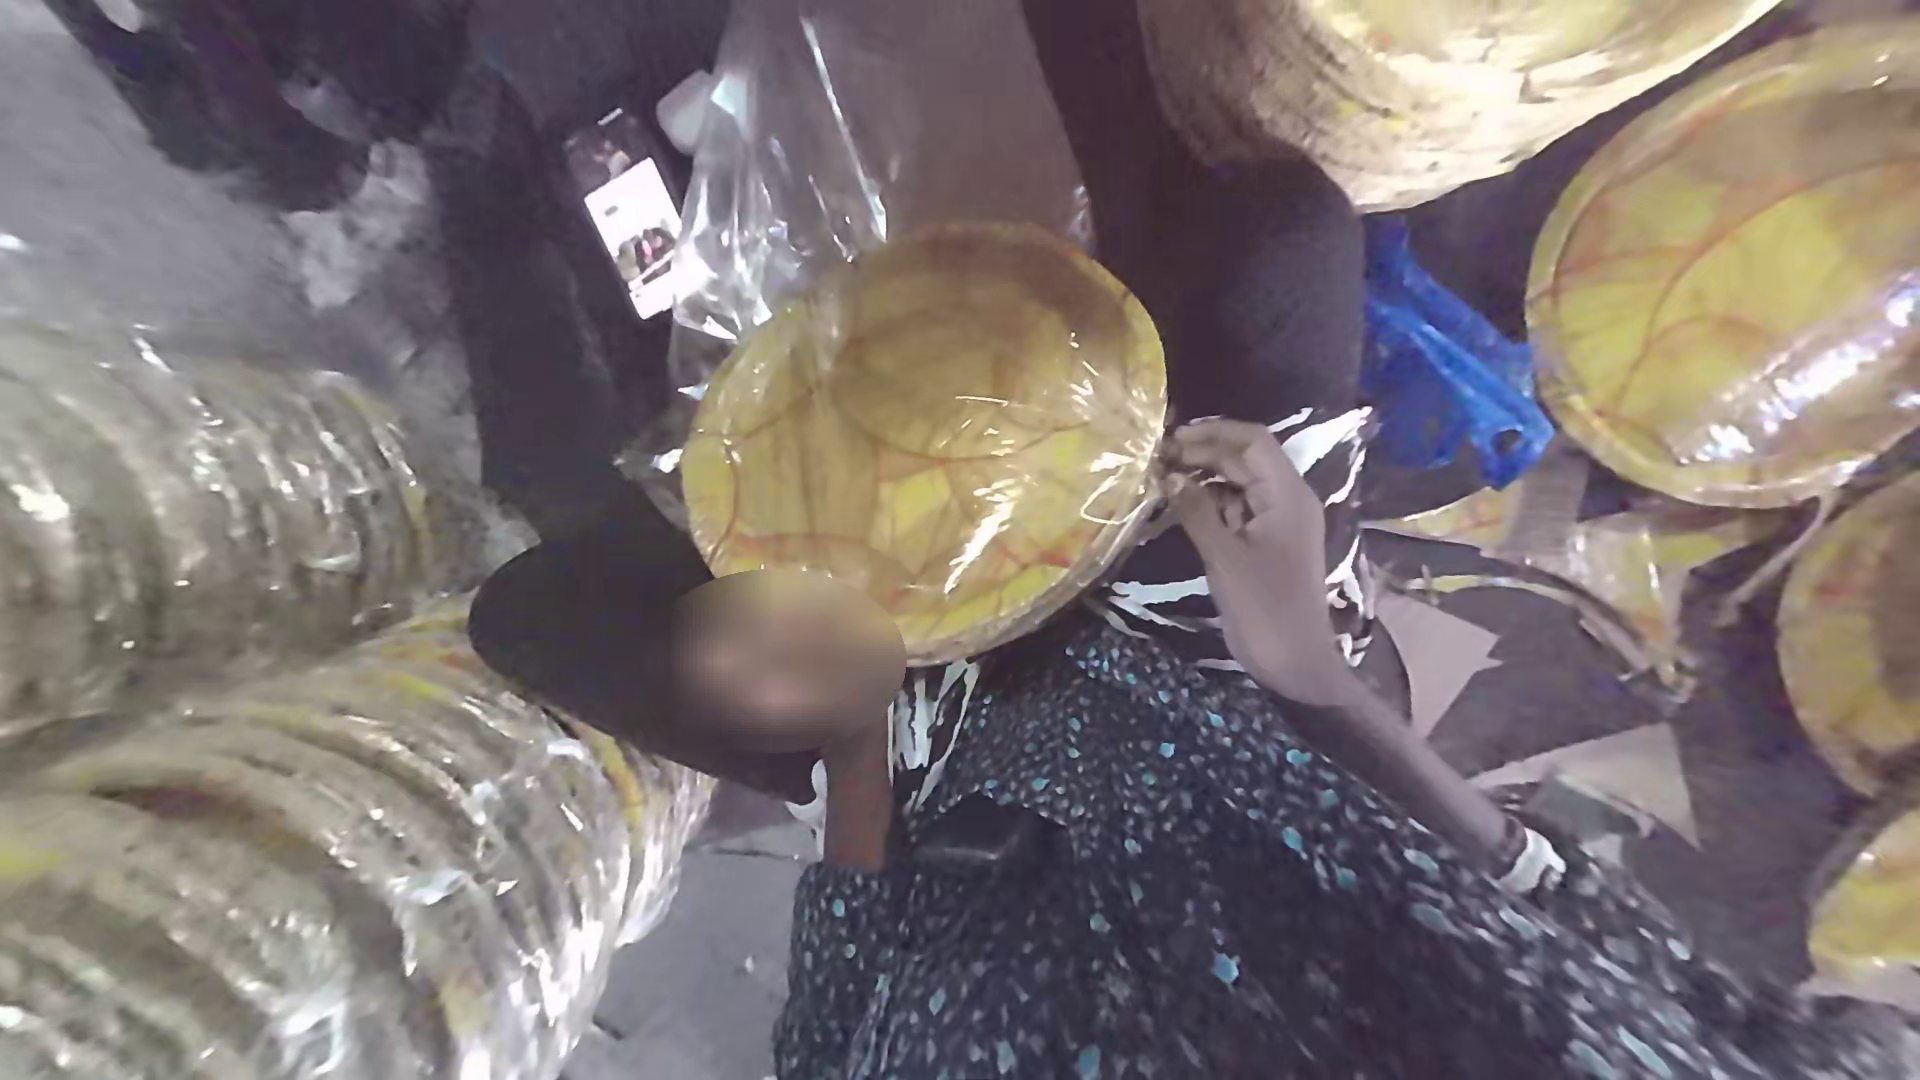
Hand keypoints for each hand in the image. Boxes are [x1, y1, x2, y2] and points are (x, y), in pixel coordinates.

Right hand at [1170, 420, 1357, 704]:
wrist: (1291, 660)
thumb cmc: (1262, 606)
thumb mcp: (1223, 556)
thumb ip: (1195, 510)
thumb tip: (1168, 475)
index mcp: (1287, 495)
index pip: (1253, 441)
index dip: (1213, 432)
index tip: (1171, 438)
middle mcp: (1285, 499)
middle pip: (1245, 459)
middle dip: (1203, 452)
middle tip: (1158, 458)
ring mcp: (1276, 521)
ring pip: (1238, 483)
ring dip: (1204, 476)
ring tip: (1163, 476)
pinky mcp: (1265, 542)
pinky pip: (1236, 508)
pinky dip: (1210, 502)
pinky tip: (1181, 503)